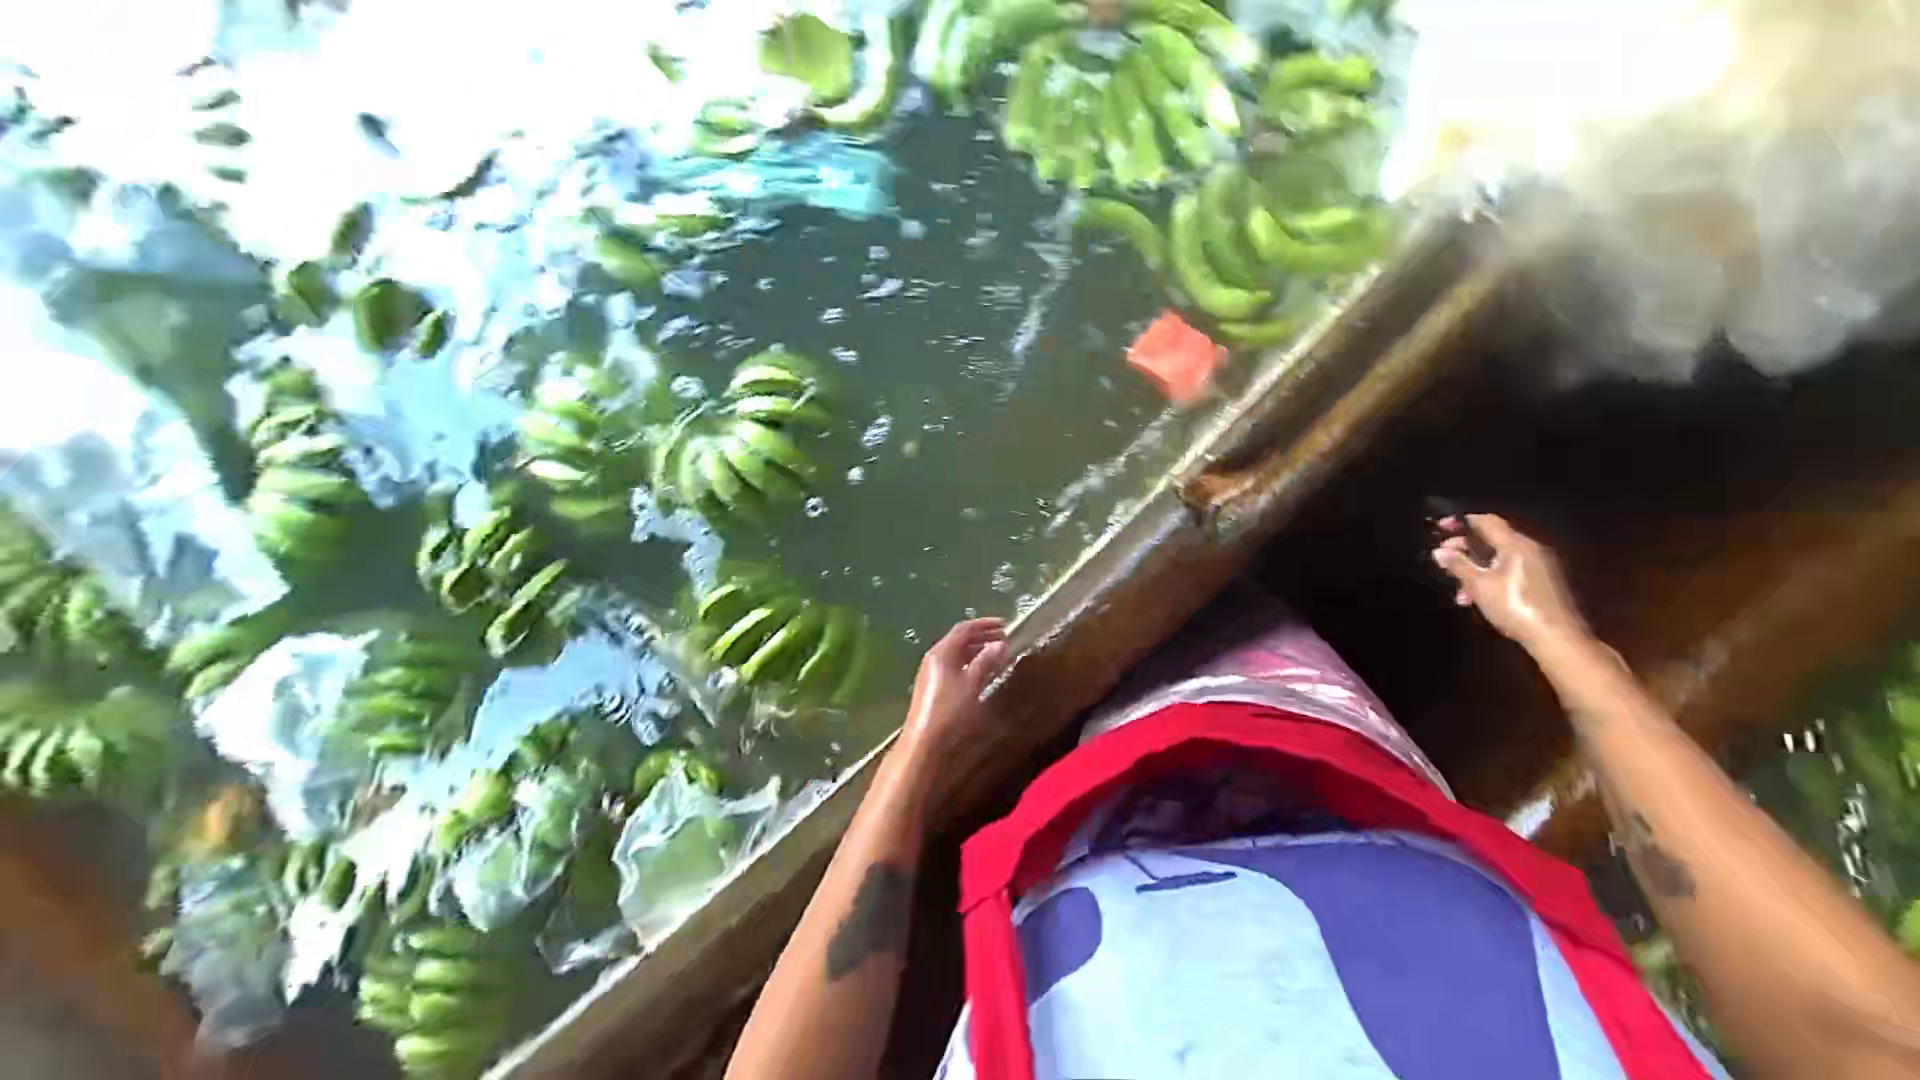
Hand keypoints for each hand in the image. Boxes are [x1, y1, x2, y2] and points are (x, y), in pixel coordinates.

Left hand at [899, 617, 1009, 760]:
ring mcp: (931, 672)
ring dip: (976, 649)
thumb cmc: (949, 711)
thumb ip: (986, 662)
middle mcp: (934, 658)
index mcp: (942, 652)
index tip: (1005, 625)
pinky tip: (981, 671)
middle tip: (1003, 637)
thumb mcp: (972, 684)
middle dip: (982, 636)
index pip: (964, 629)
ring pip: (956, 653)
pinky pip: (954, 665)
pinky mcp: (933, 687)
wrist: (924, 742)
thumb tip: (1001, 644)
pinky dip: (969, 662)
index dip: (985, 624)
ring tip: (996, 653)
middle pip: (959, 639)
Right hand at [1433, 514, 1590, 650]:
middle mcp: (1530, 550)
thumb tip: (1440, 551)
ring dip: (1474, 568)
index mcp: (1516, 546)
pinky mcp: (1541, 582)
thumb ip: (1458, 565)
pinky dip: (1490, 577)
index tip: (1441, 526)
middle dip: (1465, 548)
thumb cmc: (1514, 606)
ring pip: (1498, 558)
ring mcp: (1538, 566)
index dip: (1462, 521)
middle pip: (1492, 540)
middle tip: (1443, 558)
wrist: (1555, 637)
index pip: (1487, 521)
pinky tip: (1478, 596)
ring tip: (1459, 588)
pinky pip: (1509, 570)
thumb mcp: (1478, 585)